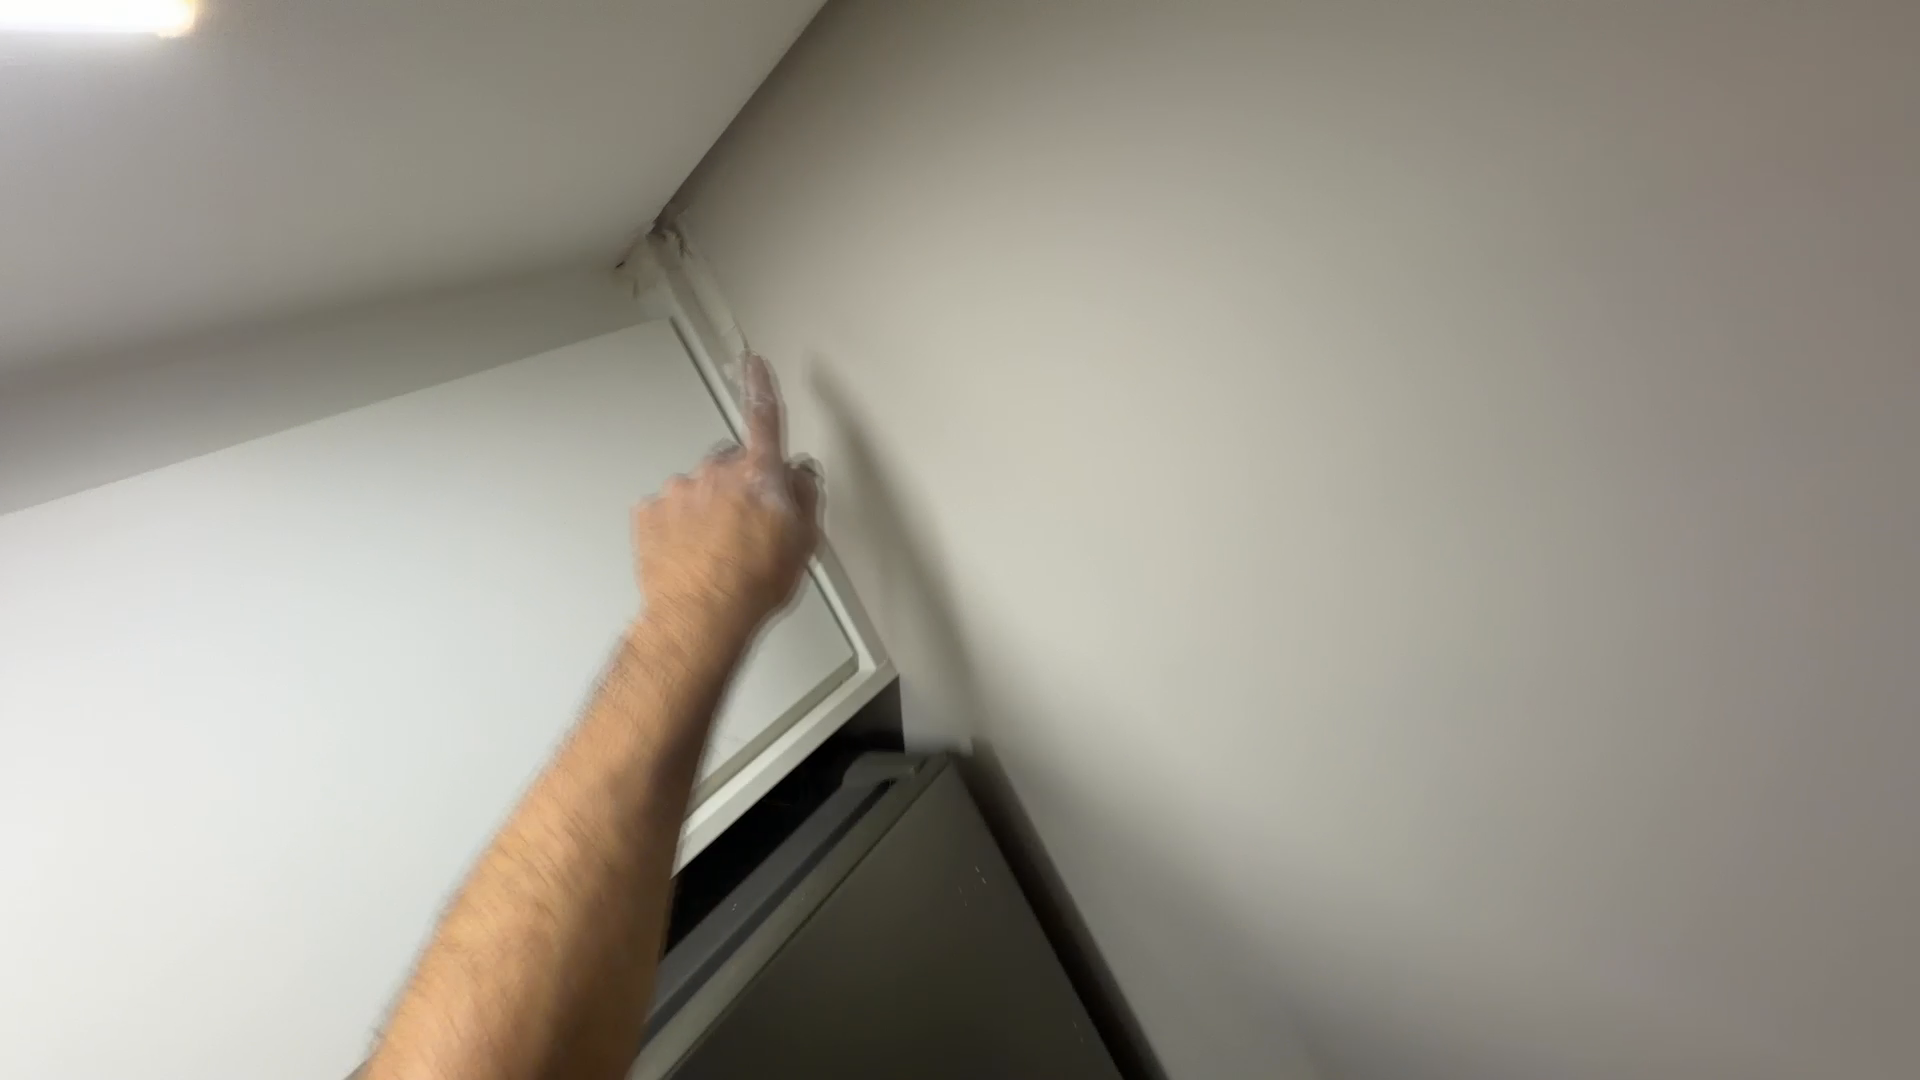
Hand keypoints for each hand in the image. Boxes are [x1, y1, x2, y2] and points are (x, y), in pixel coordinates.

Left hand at [630, 353, 820, 644]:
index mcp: (759, 476)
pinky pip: (668, 510)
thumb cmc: (753, 584)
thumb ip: (806, 496)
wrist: (701, 616)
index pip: (764, 418)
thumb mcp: (804, 542)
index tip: (754, 363)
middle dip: (737, 483)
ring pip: (698, 488)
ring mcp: (679, 492)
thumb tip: (800, 474)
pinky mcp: (650, 514)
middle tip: (746, 525)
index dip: (761, 387)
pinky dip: (679, 526)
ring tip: (718, 551)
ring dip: (707, 509)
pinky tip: (692, 554)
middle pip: (729, 462)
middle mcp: (716, 474)